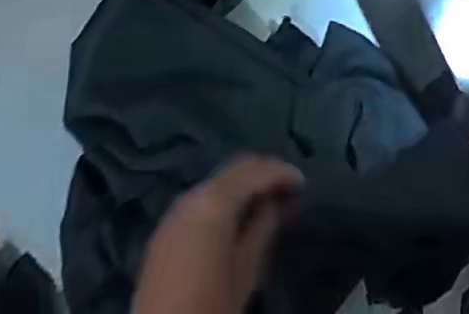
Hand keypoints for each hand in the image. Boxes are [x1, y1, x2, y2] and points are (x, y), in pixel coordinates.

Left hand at [131, 155, 303, 313]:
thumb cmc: (210, 307)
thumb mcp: (248, 268)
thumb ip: (265, 224)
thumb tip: (276, 201)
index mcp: (215, 201)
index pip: (257, 171)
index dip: (283, 173)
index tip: (303, 183)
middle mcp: (193, 195)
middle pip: (236, 168)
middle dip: (264, 173)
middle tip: (287, 189)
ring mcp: (175, 212)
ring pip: (218, 181)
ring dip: (244, 184)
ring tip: (266, 202)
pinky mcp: (165, 230)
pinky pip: (201, 199)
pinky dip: (224, 198)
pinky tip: (236, 217)